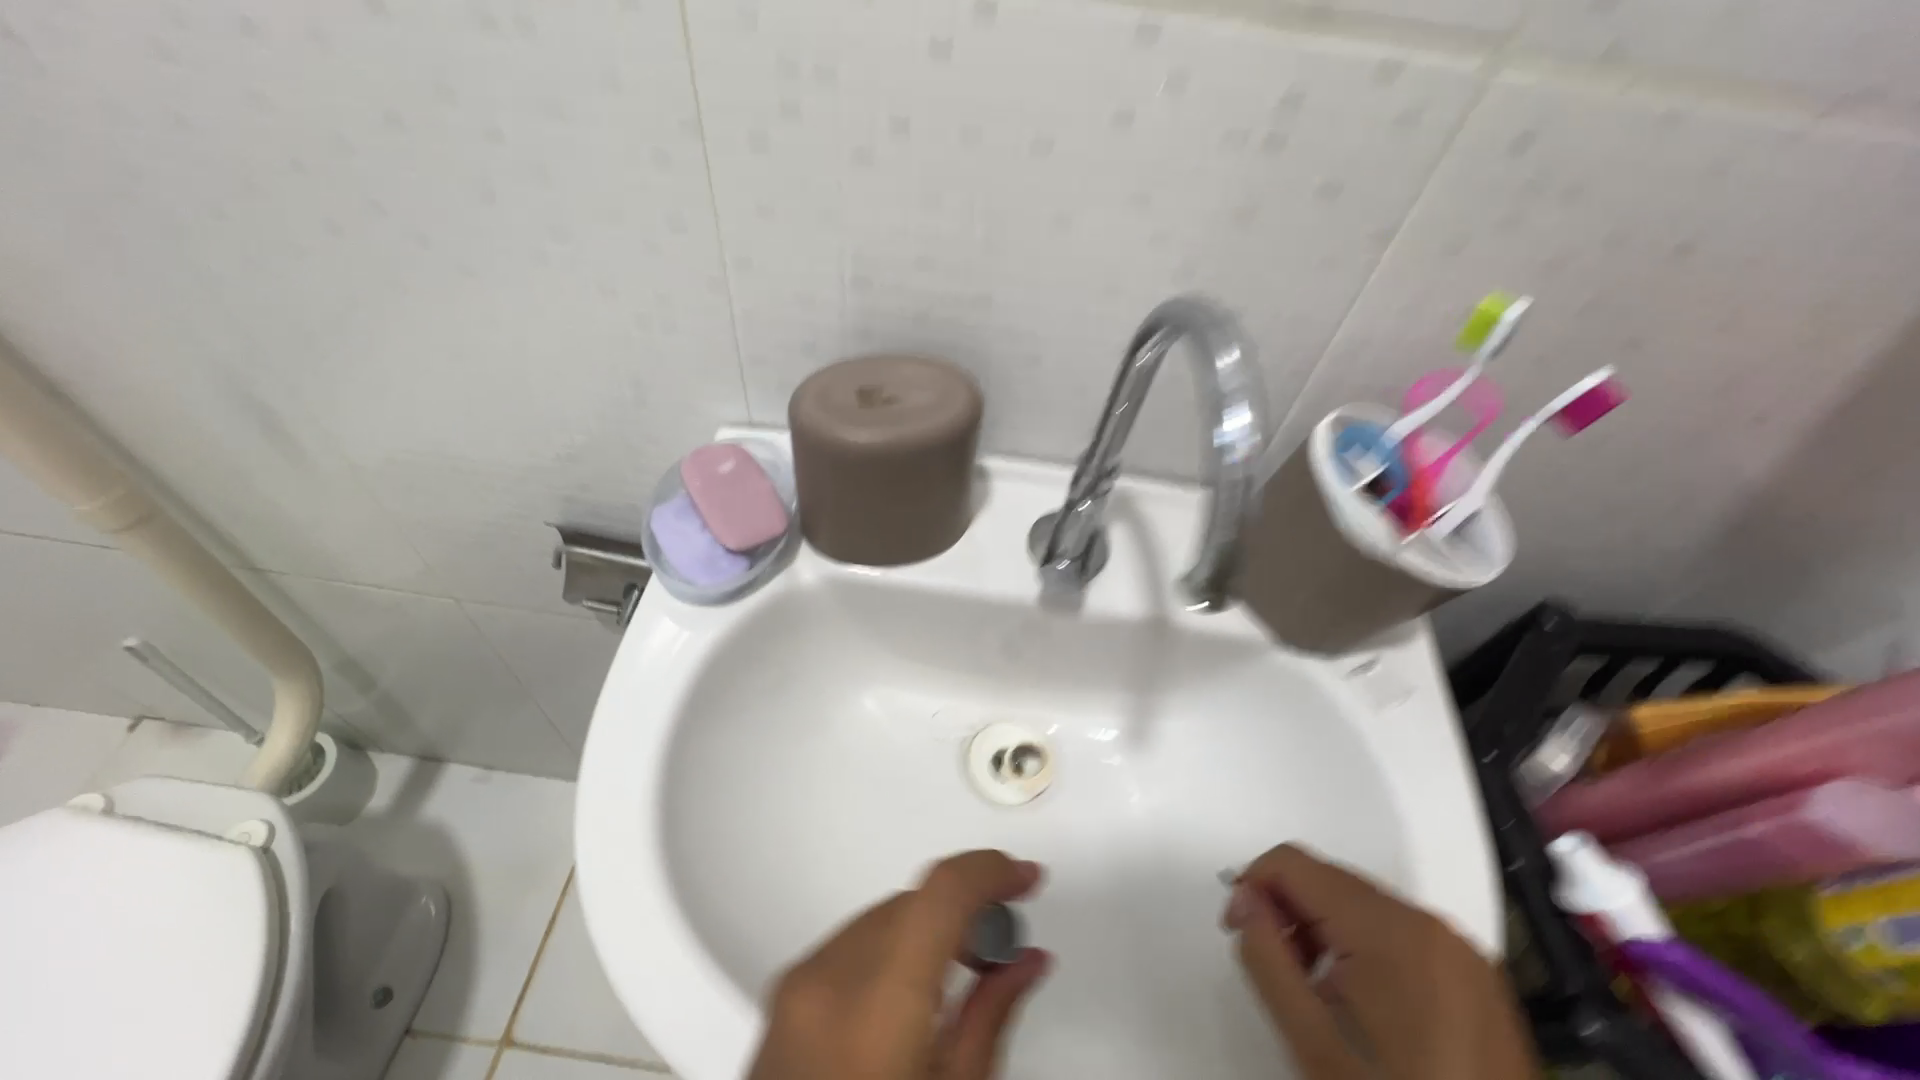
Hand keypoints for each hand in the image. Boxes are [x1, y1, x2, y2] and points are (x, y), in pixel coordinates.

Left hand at [749, 850, 1049, 1079]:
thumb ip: (991, 1016)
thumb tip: (1024, 964)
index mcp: (877, 1006)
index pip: (940, 892)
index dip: (991, 870)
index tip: (1023, 877)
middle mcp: (826, 981)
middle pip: (913, 902)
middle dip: (967, 908)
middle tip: (1005, 940)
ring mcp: (796, 988)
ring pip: (882, 918)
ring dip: (930, 929)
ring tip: (966, 971)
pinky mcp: (782, 999)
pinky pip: (851, 944)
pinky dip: (893, 948)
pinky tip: (917, 990)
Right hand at [1225, 844, 1536, 1079]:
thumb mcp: (1309, 1038)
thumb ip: (1265, 955)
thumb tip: (1244, 897)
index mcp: (1389, 929)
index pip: (1294, 863)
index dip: (1252, 888)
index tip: (1240, 936)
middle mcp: (1432, 924)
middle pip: (1332, 883)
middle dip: (1293, 917)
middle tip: (1287, 983)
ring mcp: (1465, 952)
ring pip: (1367, 910)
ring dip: (1329, 937)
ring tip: (1327, 1003)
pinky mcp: (1481, 978)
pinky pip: (1406, 938)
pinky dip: (1371, 954)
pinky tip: (1371, 1014)